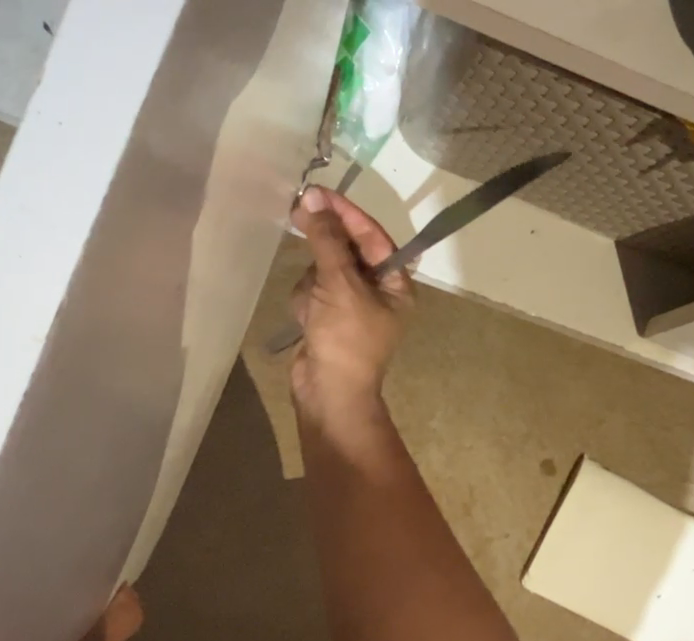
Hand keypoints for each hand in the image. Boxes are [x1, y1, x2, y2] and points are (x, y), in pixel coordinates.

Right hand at [288, 186, 412, 410]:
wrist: (328, 394)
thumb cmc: (345, 339)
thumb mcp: (339, 284)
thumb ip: (327, 240)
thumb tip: (312, 199)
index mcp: (395, 284)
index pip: (371, 235)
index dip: (345, 212)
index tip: (318, 193)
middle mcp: (376, 292)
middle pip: (345, 250)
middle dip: (324, 247)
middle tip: (298, 213)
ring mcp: (349, 307)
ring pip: (322, 271)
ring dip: (312, 283)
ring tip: (312, 307)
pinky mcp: (326, 320)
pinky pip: (311, 293)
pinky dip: (305, 302)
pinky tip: (305, 321)